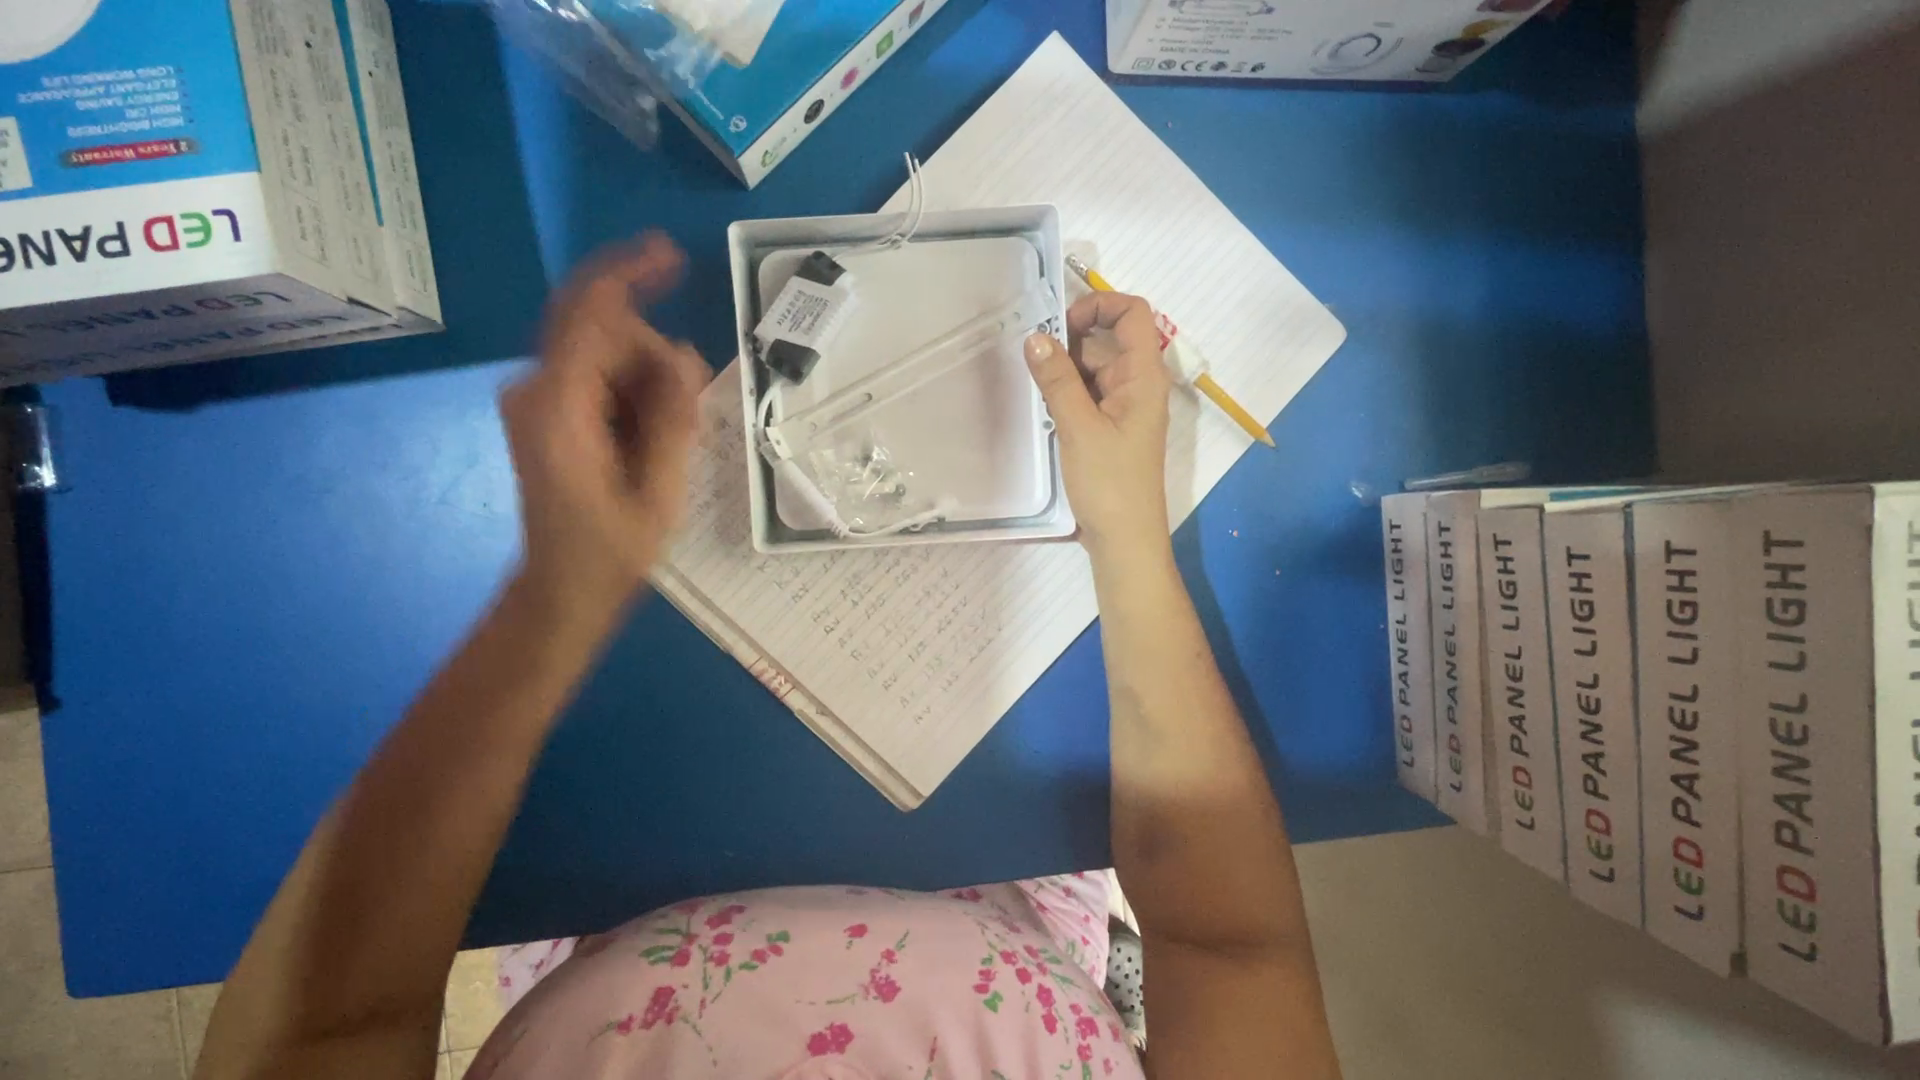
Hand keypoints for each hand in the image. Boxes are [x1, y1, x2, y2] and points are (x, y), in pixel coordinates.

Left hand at [501, 233, 709, 609]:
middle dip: (657, 358)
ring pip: (608, 356)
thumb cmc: (609, 553)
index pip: (587, 315)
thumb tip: (681, 354)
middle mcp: (537, 390)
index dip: (628, 275)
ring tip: (671, 442)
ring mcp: (539, 400)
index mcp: (558, 407)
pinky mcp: (549, 411)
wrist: (561, 591)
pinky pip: (601, 378)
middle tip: (693, 411)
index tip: (673, 256)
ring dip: (650, 383)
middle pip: (606, 334)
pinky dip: (635, 395)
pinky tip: (652, 438)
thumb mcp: (657, 492)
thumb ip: (670, 418)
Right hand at [1025, 292, 1173, 562]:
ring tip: (1034, 383)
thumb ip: (1057, 379)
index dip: (1100, 305)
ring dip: (1066, 368)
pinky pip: (1090, 395)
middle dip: (1072, 339)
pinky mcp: (1111, 429)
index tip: (1061, 324)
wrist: (1125, 540)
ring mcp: (1125, 408)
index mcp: (1144, 377)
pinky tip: (1044, 406)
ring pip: (1095, 368)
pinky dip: (1068, 392)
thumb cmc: (1110, 483)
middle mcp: (1139, 386)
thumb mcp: (1079, 426)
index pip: (1133, 314)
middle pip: (1110, 339)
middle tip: (1033, 357)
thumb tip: (1035, 337)